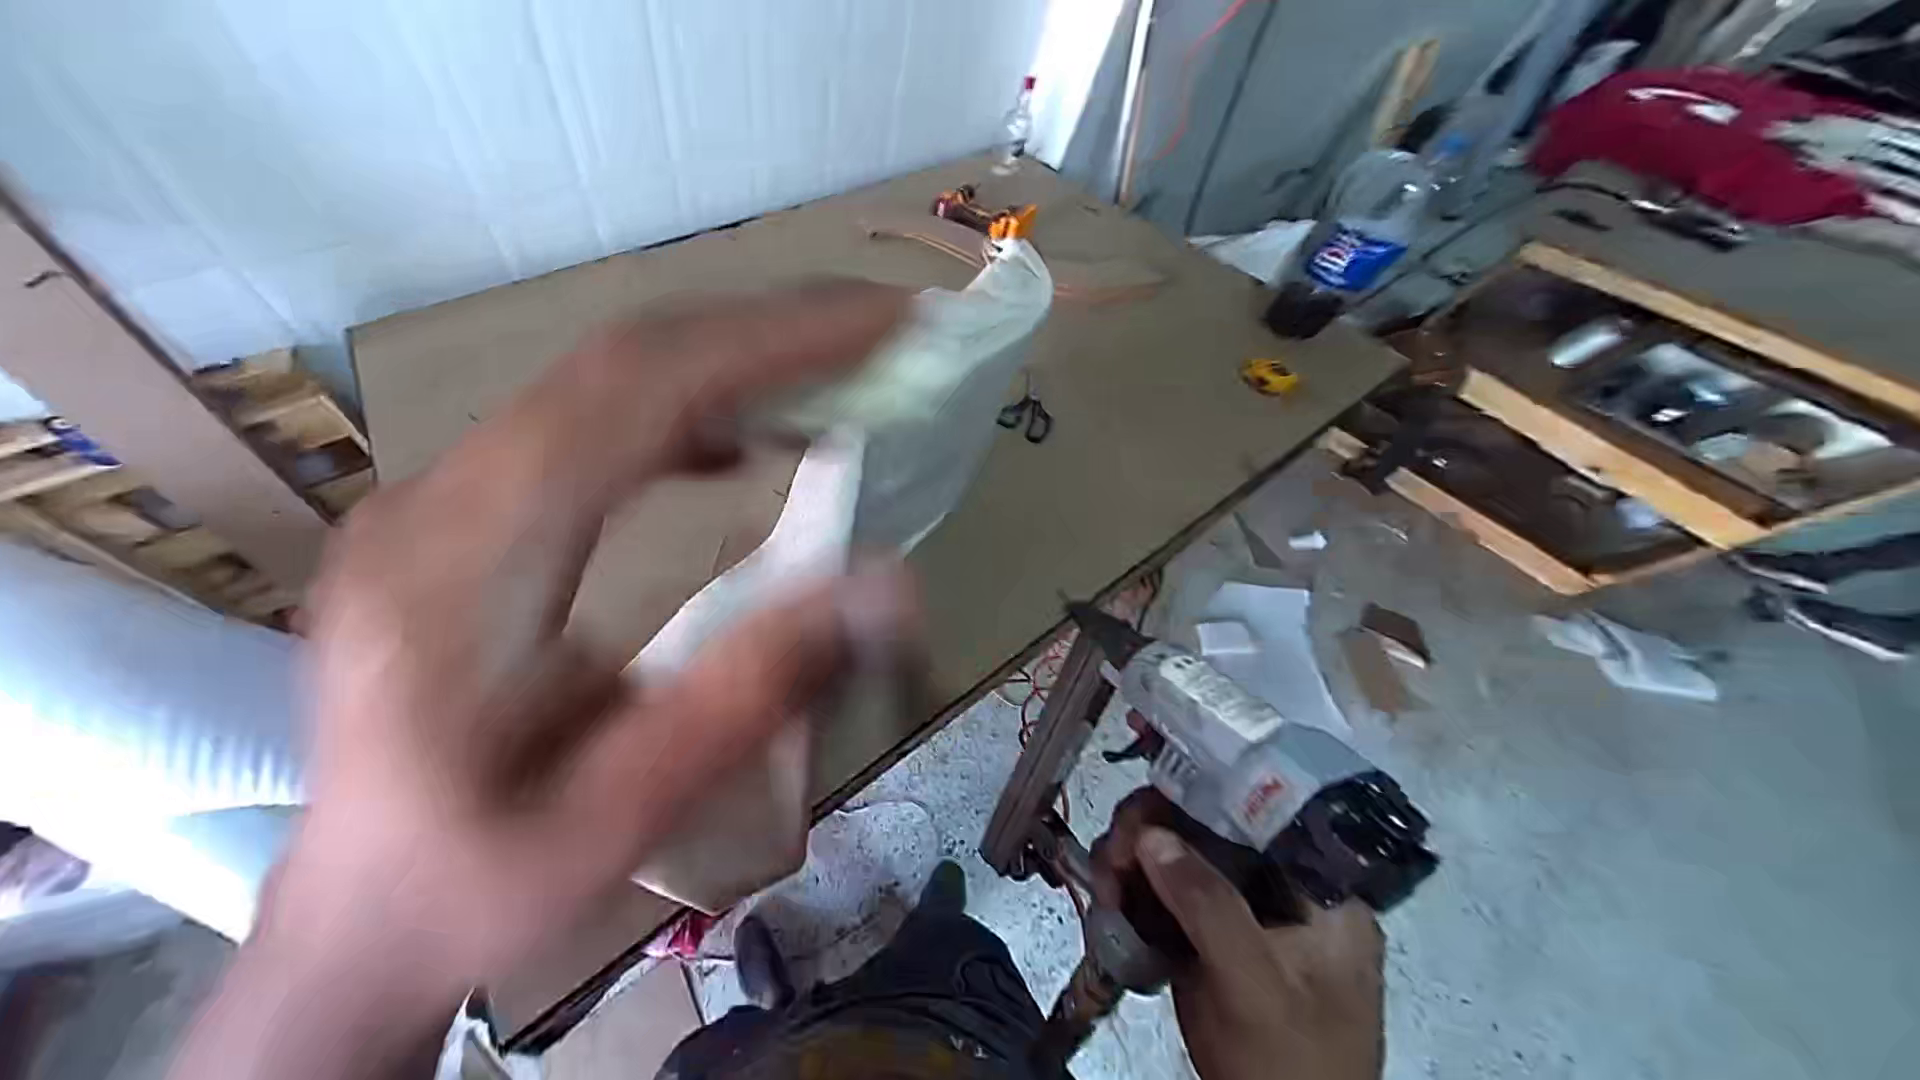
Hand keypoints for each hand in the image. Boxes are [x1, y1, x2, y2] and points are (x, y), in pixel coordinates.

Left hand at [171, 281, 914, 1079]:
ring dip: (735, 363)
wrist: (360, 923)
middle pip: (622, 361)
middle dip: (769, 330)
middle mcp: (444, 499)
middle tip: (884, 328)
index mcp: (466, 562)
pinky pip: (595, 424)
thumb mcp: (624, 813)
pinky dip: (691, 410)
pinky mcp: (477, 515)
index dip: (769, 342)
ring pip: (608, 380)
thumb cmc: (481, 883)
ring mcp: (451, 498)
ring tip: (837, 375)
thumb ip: (755, 692)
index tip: (882, 324)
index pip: (632, 391)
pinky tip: (743, 443)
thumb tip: (891, 583)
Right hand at [1094, 791, 1384, 1079]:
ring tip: (1105, 880)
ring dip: (1134, 858)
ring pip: (1180, 854)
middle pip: (1210, 828)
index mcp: (1320, 889)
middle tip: (1114, 851)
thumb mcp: (1256, 986)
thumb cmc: (1289, 1065)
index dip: (1204, 794)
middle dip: (1154, 831)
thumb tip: (1149, 835)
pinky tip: (1109, 897)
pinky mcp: (1208, 932)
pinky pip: (1165, 889)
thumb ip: (1208, 906)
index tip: (1152, 803)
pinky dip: (1133, 887)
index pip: (1262, 812)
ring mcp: (1242, 909)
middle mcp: (1282, 886)